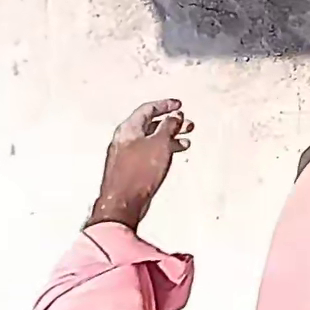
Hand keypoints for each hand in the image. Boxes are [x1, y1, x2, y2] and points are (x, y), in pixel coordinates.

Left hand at [87, 99, 194, 228]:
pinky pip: (149, 152)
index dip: (165, 105)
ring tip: (185, 140)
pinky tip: (173, 154)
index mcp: (128, 129)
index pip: (148, 109)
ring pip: (151, 139)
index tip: (178, 105)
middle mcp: (124, 139)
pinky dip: (163, 150)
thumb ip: (169, 126)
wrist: (122, 204)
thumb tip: (175, 116)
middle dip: (171, 123)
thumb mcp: (161, 143)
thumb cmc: (138, 173)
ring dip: (170, 137)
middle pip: (151, 124)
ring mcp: (126, 154)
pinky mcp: (130, 168)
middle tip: (186, 124)